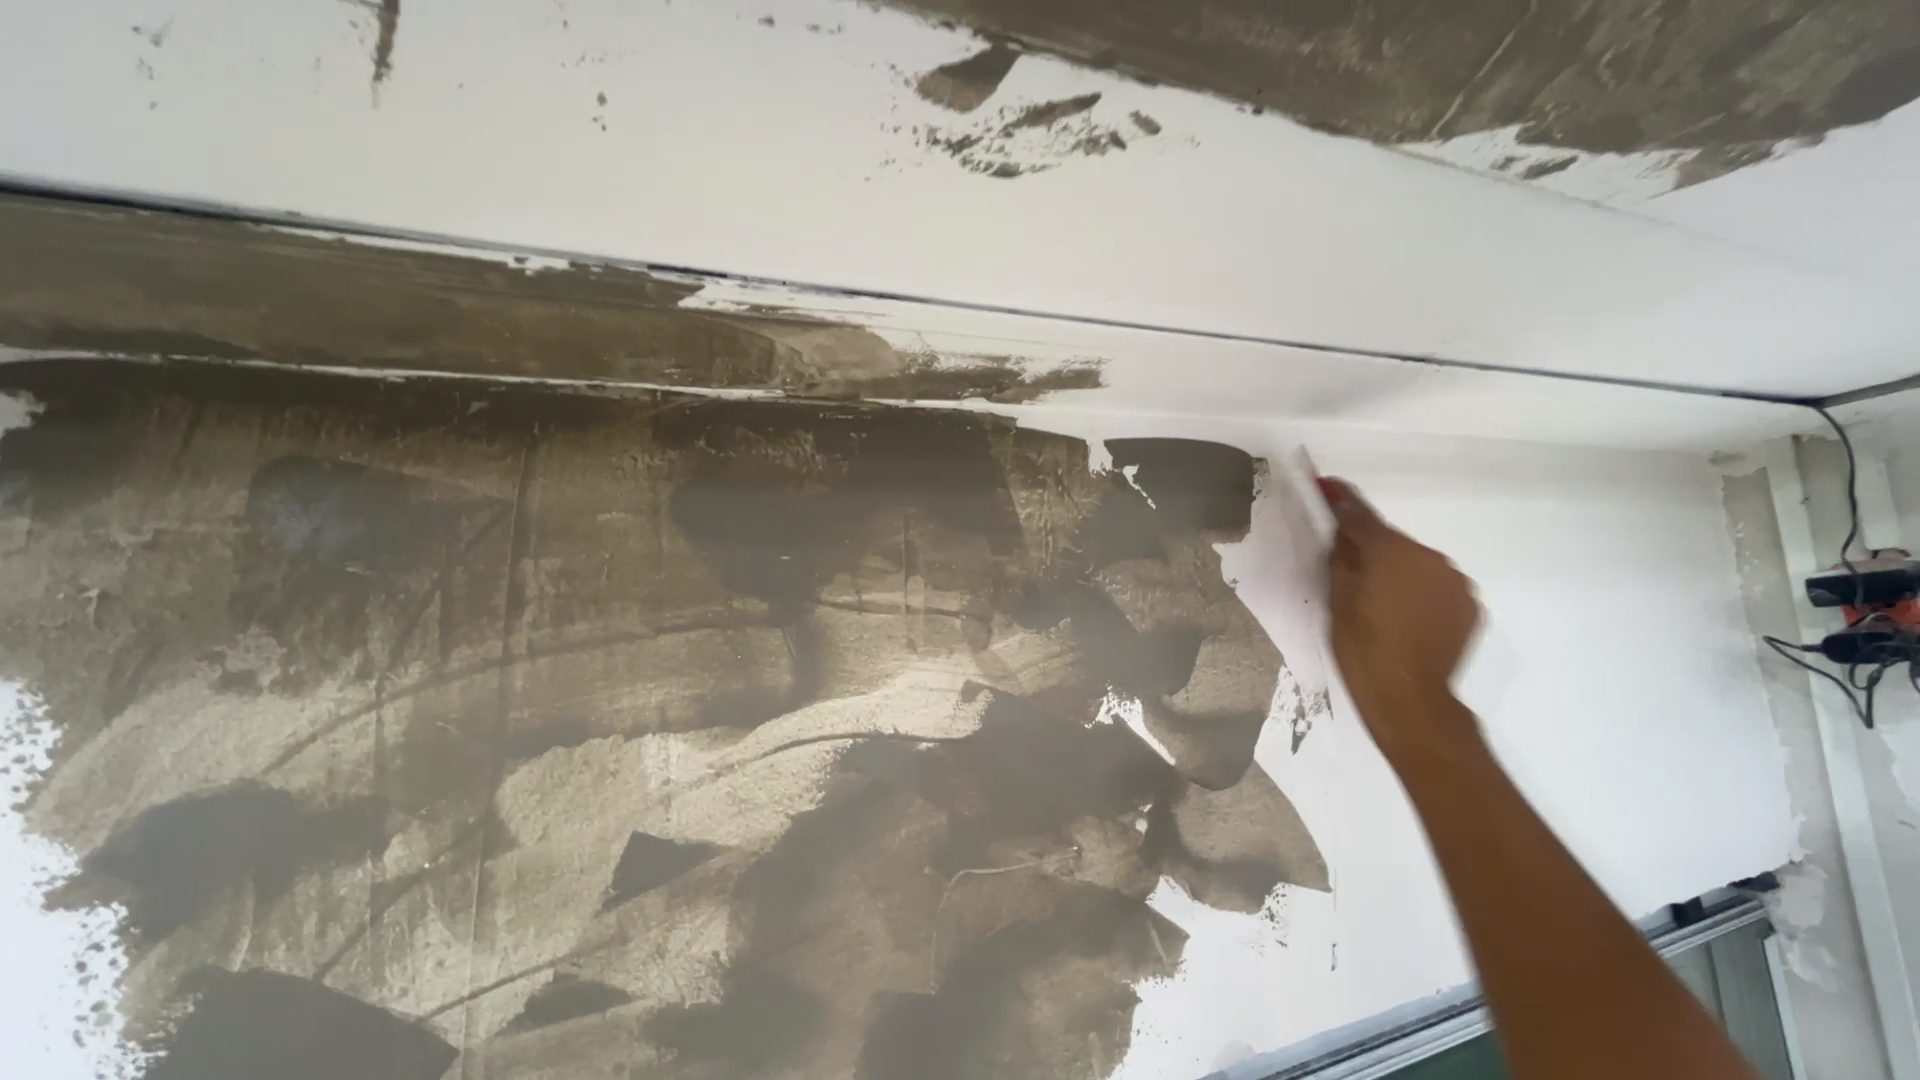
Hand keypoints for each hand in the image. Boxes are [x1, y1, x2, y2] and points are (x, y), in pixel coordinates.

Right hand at [1321, 478, 1483, 763]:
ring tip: (1384, 608)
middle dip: (1373, 553)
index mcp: (1390, 551)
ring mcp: (1455, 580)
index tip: (1327, 484)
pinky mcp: (1470, 604)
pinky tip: (1408, 620)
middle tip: (1354, 581)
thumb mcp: (1337, 599)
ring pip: (1417, 565)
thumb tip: (1343, 529)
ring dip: (1399, 575)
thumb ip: (1341, 556)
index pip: (1360, 516)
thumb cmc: (1361, 647)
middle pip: (1392, 543)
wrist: (1409, 697)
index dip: (1341, 501)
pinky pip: (1437, 587)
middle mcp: (1429, 556)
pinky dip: (1421, 594)